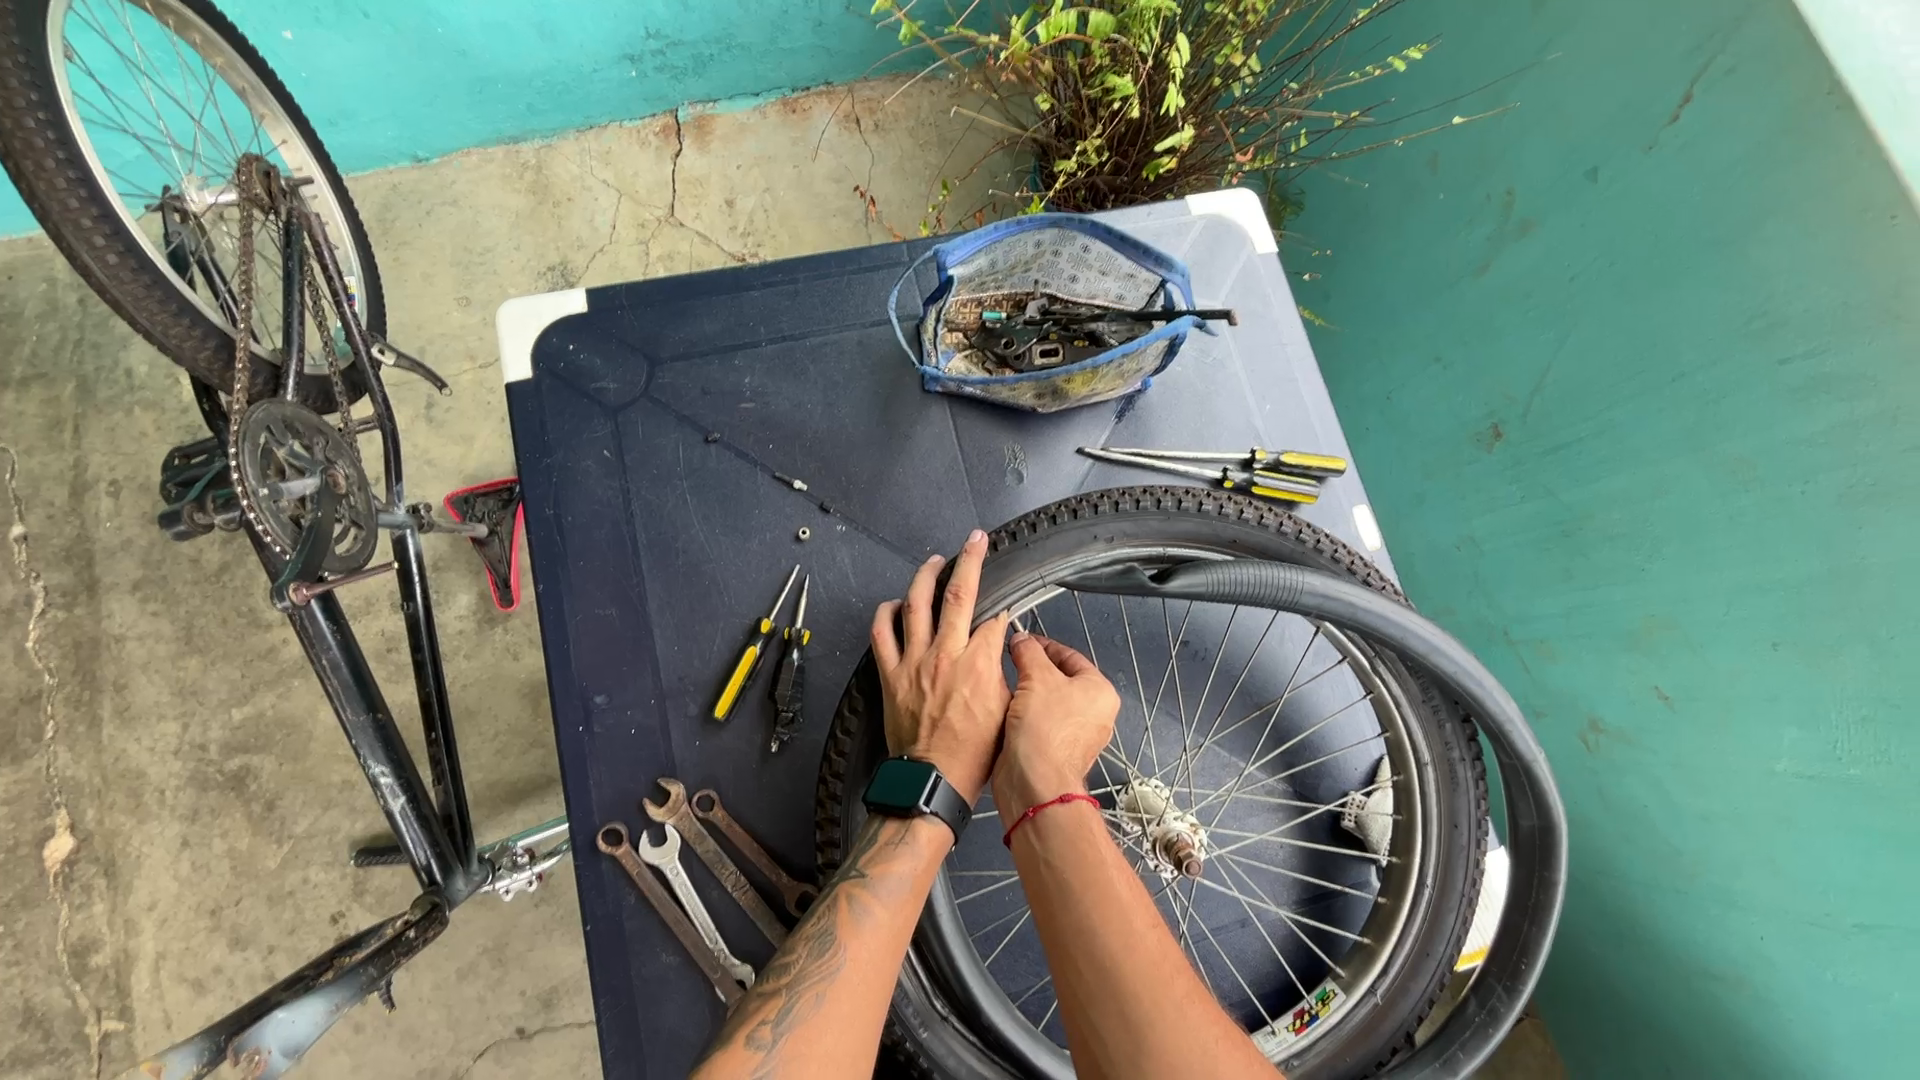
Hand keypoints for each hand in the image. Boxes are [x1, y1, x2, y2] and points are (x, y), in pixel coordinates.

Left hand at [870, 529, 1011, 803]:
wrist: (932, 781)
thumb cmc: (975, 753)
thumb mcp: (1005, 710)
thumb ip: (1002, 672)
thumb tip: (999, 646)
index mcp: (977, 663)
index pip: (991, 618)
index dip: (1001, 607)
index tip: (1004, 602)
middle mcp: (944, 653)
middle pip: (957, 594)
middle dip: (970, 560)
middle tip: (975, 539)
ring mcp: (912, 661)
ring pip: (915, 604)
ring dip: (926, 576)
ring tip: (935, 560)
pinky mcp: (890, 674)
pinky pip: (882, 634)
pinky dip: (885, 613)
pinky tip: (893, 602)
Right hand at [993, 634, 1120, 827]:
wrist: (1035, 783)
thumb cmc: (1044, 726)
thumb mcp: (1036, 677)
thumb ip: (1028, 652)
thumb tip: (1021, 639)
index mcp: (1100, 691)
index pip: (1070, 656)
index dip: (1043, 646)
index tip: (1021, 641)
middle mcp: (1095, 713)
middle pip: (1060, 679)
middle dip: (1033, 669)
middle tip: (1009, 661)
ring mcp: (1077, 735)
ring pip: (1047, 702)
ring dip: (1026, 693)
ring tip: (1004, 684)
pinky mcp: (1057, 752)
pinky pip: (1040, 723)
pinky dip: (1024, 714)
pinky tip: (1005, 710)